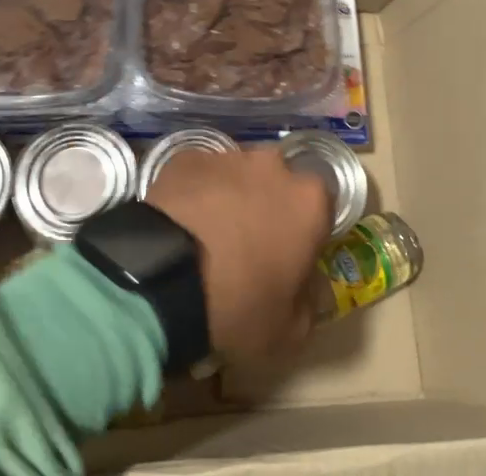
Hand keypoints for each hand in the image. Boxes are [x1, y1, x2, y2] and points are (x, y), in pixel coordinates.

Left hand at [144, 147, 330, 365]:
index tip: (290, 257)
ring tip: (207, 235)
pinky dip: (196, 193)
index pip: (321, 208)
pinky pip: (200, 174)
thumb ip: (309, 300)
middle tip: (248, 245)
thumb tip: (306, 286)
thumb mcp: (290, 330)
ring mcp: (228, 156)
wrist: (164, 280)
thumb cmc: (238, 306)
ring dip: (232, 197)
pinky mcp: (187, 156)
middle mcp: (274, 166)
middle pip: (279, 183)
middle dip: (269, 206)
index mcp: (310, 202)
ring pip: (239, 174)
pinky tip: (181, 223)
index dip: (306, 232)